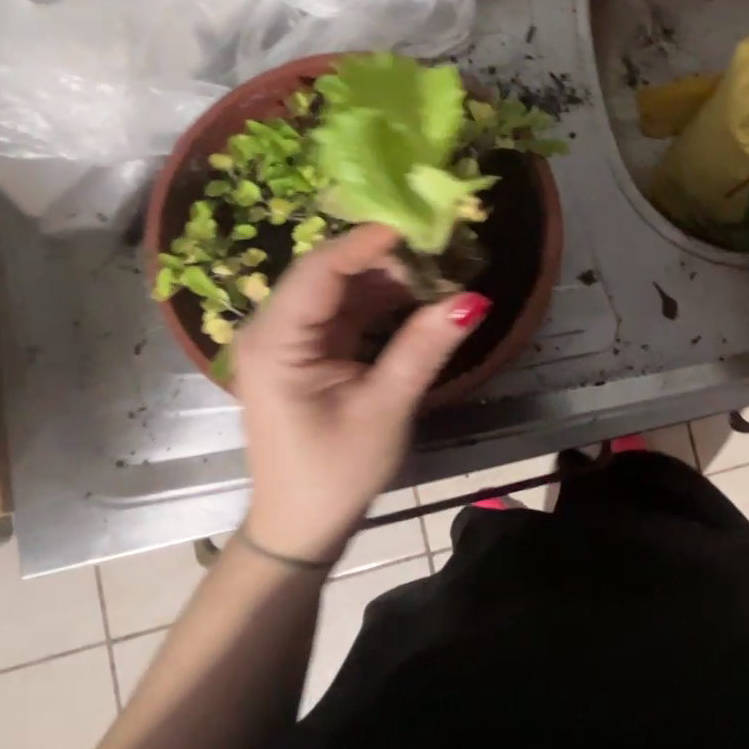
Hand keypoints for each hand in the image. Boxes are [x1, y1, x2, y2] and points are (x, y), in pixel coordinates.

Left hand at [232, 225, 487, 563]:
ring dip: (392, 279)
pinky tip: (423, 297)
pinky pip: (349, 311)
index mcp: (277, 342)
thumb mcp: (386, 407)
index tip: (420, 223)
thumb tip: (473, 299)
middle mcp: (275, 330)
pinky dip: (386, 303)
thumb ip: (424, 348)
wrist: (303, 525)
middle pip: (331, 273)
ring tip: (443, 269)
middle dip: (387, 258)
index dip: (369, 242)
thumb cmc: (336, 471)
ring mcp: (293, 340)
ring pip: (344, 289)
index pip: (320, 271)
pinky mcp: (312, 351)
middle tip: (444, 248)